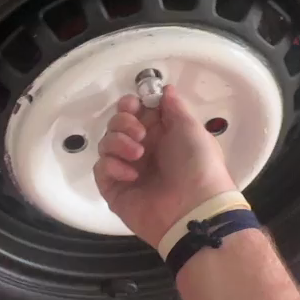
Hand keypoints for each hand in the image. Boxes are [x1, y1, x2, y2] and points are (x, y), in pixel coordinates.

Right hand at [92, 86, 237, 248]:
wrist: (194, 209)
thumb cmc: (198, 166)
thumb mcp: (191, 129)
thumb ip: (174, 106)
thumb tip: (165, 89)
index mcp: (160, 134)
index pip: (134, 111)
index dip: (130, 105)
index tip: (135, 106)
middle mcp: (142, 150)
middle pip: (116, 124)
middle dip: (123, 122)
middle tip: (140, 135)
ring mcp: (127, 170)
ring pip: (105, 143)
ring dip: (119, 142)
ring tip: (138, 155)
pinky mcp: (114, 189)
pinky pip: (101, 169)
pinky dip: (113, 166)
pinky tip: (131, 174)